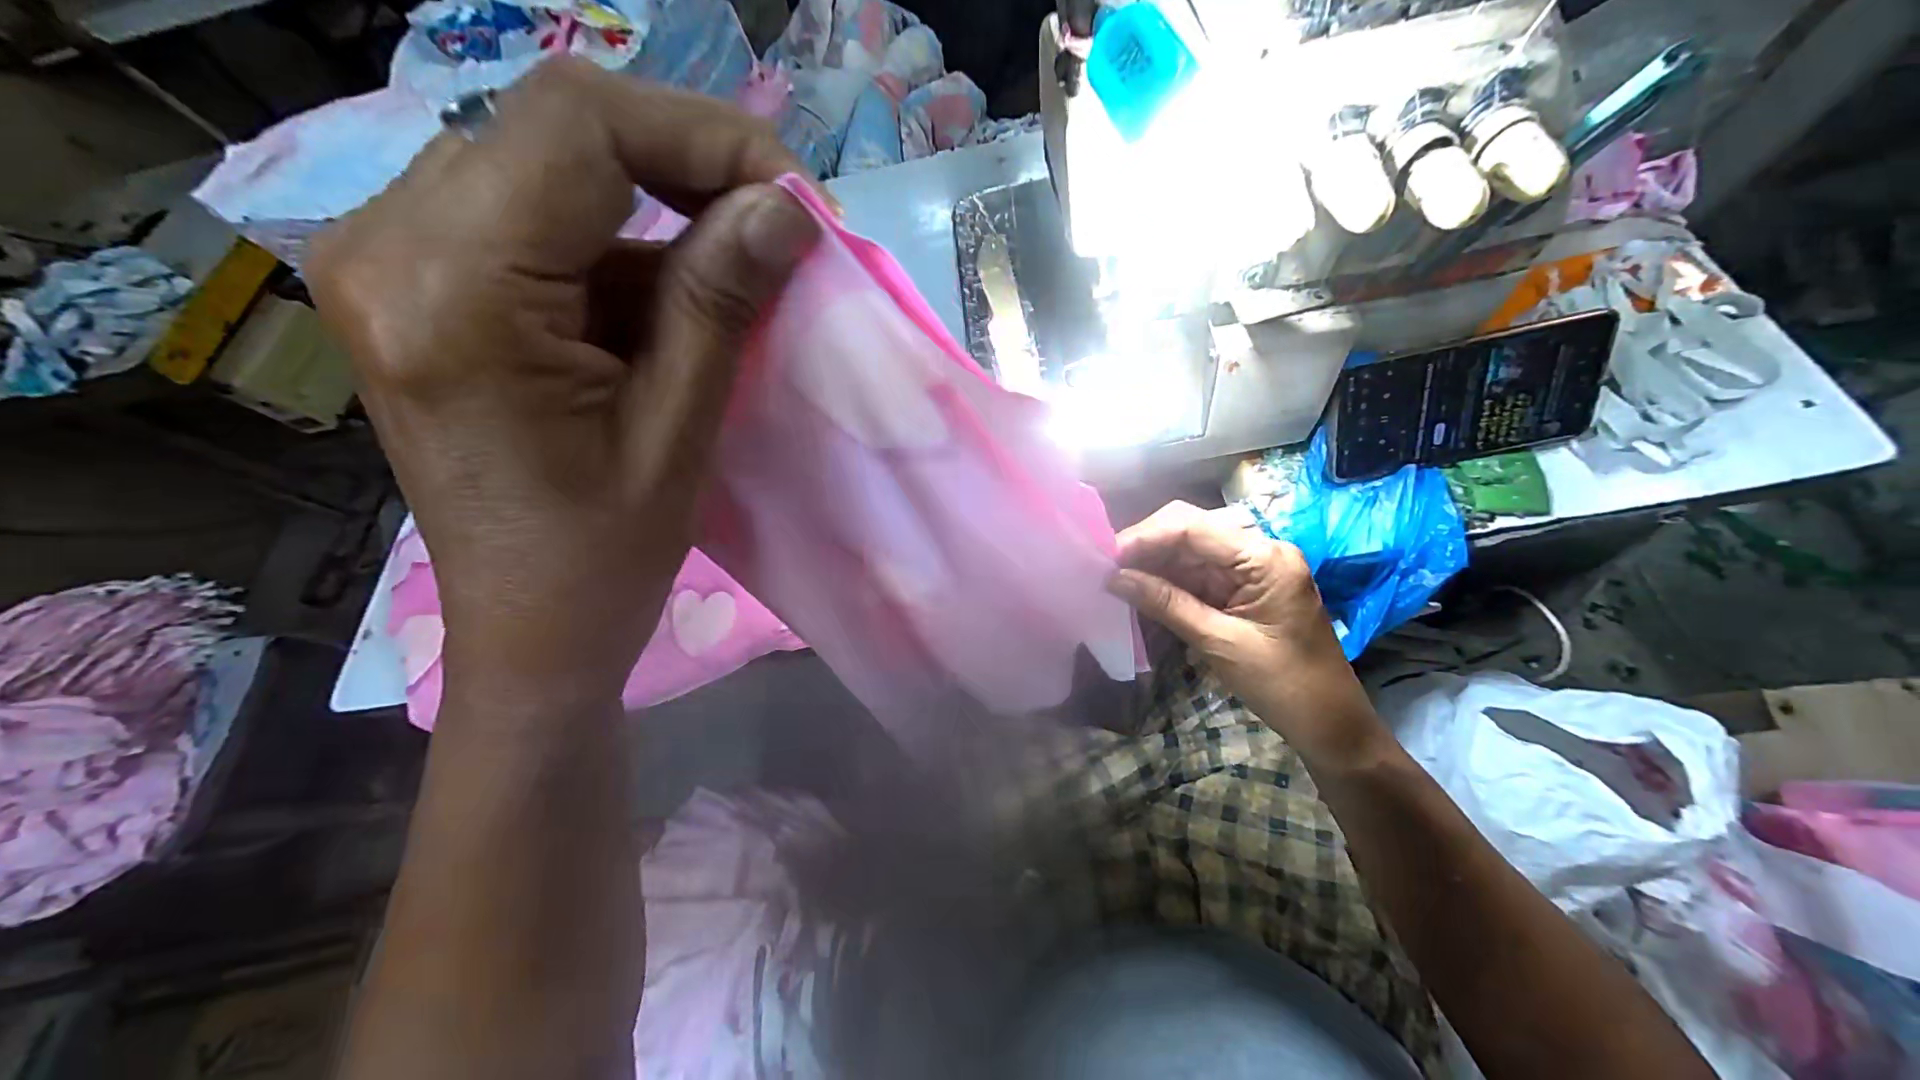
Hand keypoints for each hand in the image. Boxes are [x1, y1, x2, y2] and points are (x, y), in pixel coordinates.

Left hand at [308, 58, 818, 709]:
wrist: (529, 632)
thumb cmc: (605, 560)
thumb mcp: (678, 433)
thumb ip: (719, 302)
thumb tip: (786, 206)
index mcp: (453, 295)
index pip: (578, 129)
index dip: (704, 138)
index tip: (795, 200)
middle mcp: (388, 248)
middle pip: (558, 130)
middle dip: (687, 165)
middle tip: (777, 225)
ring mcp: (389, 260)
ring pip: (550, 165)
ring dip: (659, 204)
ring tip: (733, 272)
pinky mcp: (418, 283)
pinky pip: (534, 216)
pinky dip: (619, 243)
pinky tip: (666, 304)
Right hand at [1108, 501, 1388, 765]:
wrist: (1331, 724)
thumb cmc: (1284, 685)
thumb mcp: (1219, 643)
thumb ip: (1166, 604)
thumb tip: (1114, 578)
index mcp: (1265, 557)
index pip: (1192, 528)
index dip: (1144, 537)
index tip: (1105, 557)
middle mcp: (1260, 552)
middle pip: (1190, 531)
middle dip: (1145, 546)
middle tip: (1104, 568)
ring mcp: (1253, 569)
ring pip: (1190, 551)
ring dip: (1153, 563)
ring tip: (1114, 579)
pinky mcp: (1244, 589)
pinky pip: (1199, 574)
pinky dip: (1169, 581)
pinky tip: (1140, 589)